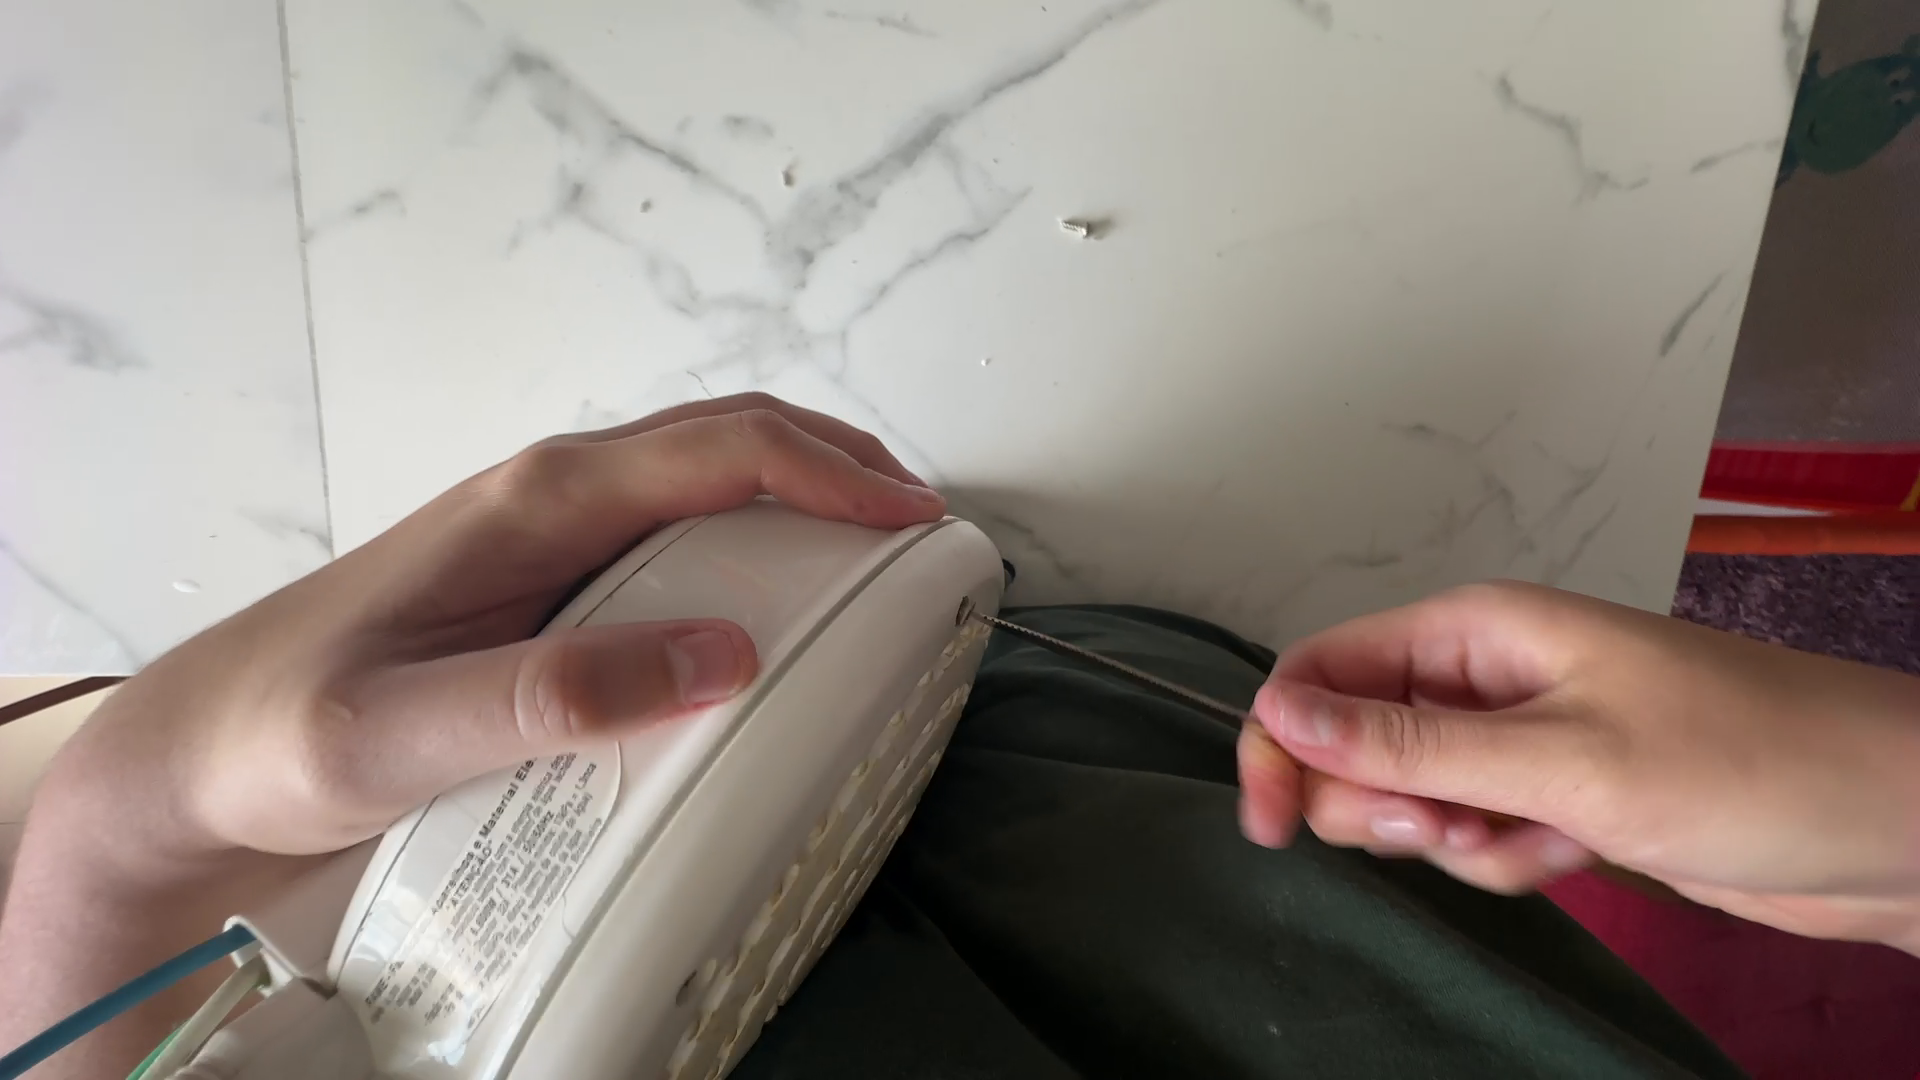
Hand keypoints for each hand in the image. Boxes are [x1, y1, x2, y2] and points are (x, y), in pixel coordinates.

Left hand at [0, 394, 945, 1075]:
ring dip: (813, 471)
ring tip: (877, 523)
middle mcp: (570, 483)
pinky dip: (770, 509)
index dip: (831, 473)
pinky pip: (699, 504)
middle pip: (736, 431)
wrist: (207, 742)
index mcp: (548, 497)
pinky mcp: (576, 551)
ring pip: (722, 456)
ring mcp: (573, 512)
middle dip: (842, 455)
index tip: (910, 515)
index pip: (724, 452)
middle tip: (915, 513)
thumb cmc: (292, 733)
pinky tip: (791, 559)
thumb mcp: (401, 732)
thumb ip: (556, 693)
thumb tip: (726, 656)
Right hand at [1237, 581, 1919, 953]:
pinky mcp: (1531, 786)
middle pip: (1351, 738)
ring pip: (1403, 790)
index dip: (1280, 739)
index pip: (1318, 674)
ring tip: (1532, 841)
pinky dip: (1498, 854)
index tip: (1269, 820)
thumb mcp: (1560, 761)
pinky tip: (1569, 853)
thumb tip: (1275, 715)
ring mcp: (1499, 733)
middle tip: (1446, 832)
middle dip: (1383, 799)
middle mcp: (1465, 675)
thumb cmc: (1746, 768)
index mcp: (1461, 633)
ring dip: (1448, 833)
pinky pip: (1462, 825)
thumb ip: (1404, 743)